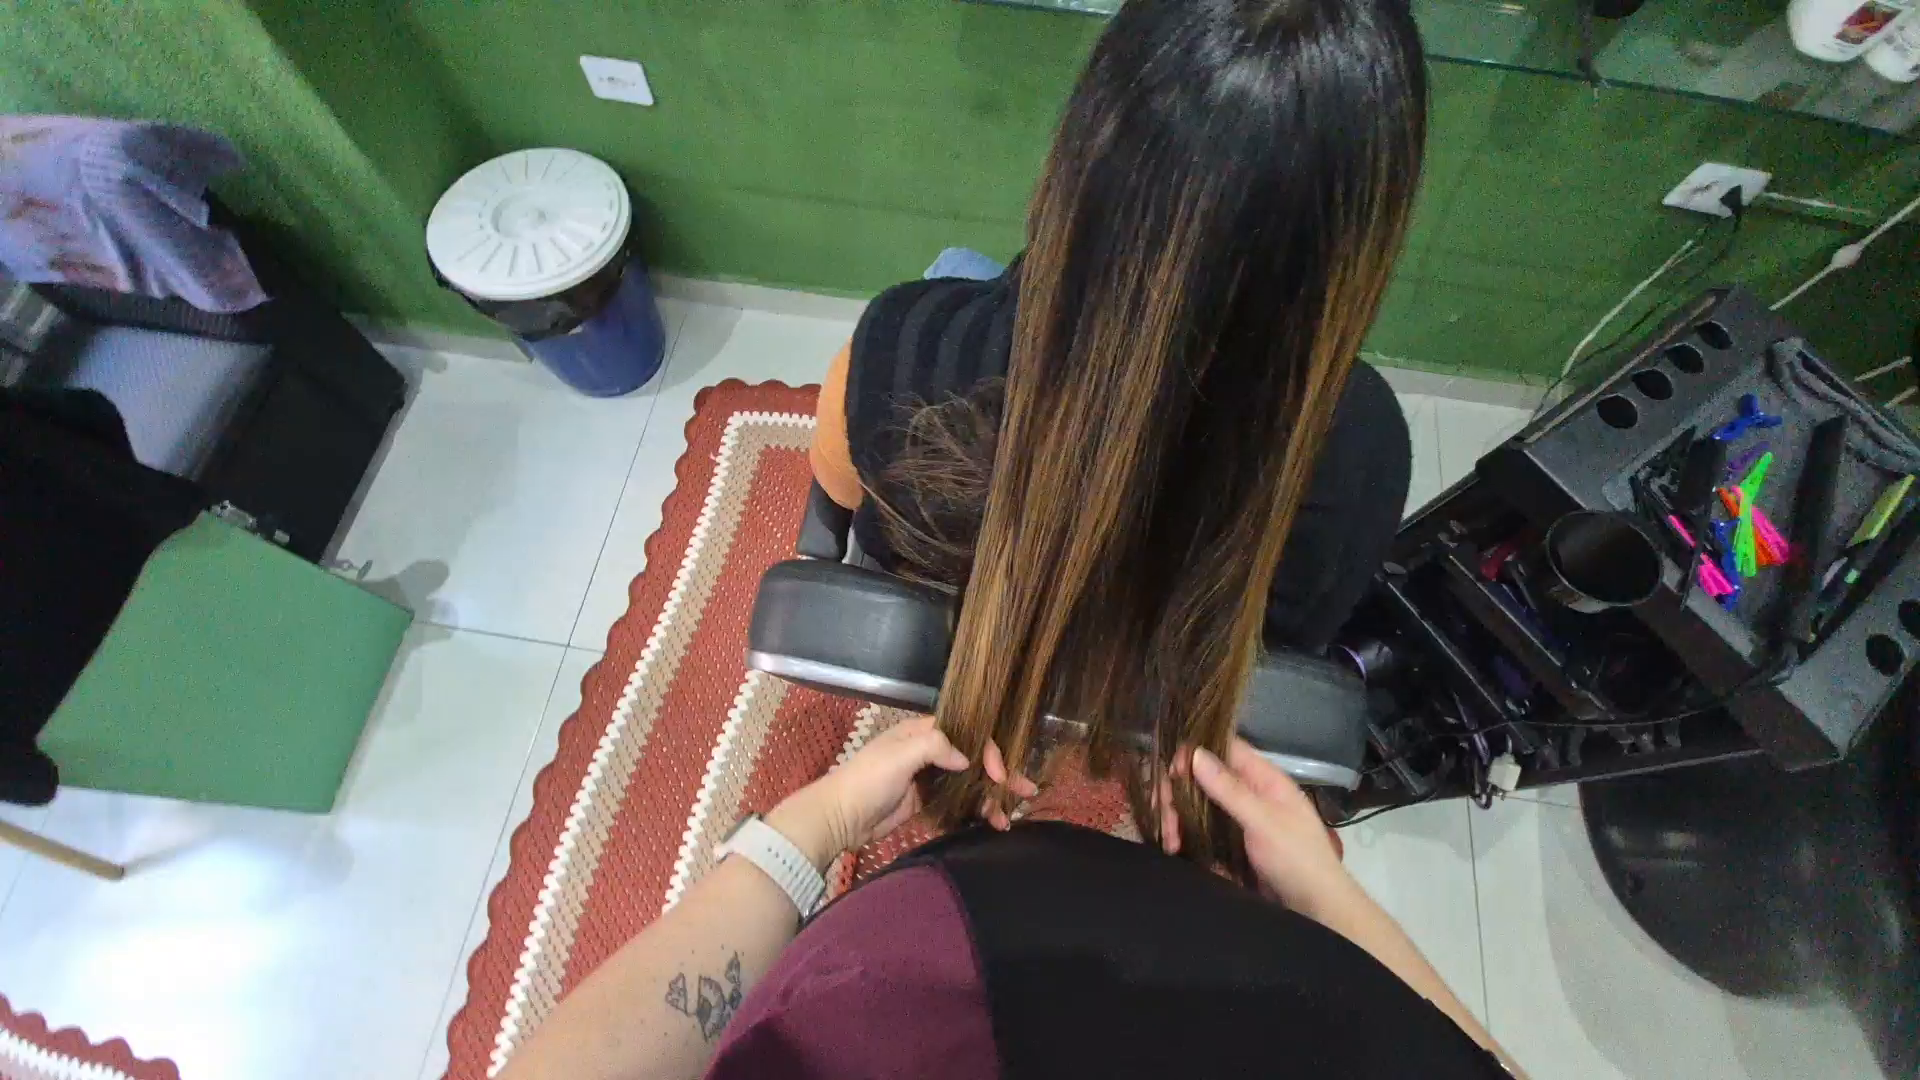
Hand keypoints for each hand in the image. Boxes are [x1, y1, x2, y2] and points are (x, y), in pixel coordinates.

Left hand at [767, 716, 1036, 868]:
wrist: (839, 818)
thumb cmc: (868, 779)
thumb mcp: (899, 754)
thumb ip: (935, 746)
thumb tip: (967, 759)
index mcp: (923, 732)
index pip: (968, 733)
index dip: (988, 750)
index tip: (997, 774)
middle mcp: (930, 752)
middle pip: (974, 759)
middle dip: (1001, 774)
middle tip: (1027, 792)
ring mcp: (929, 780)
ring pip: (970, 784)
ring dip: (991, 798)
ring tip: (1008, 819)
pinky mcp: (925, 804)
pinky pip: (958, 805)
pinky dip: (975, 812)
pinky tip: (990, 823)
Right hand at [1184, 738, 1358, 918]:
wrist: (1317, 911)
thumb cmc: (1298, 860)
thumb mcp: (1264, 822)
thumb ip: (1229, 789)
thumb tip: (1194, 752)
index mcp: (1261, 776)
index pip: (1220, 747)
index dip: (1191, 753)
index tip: (1171, 775)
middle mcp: (1246, 790)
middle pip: (1199, 775)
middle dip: (1176, 794)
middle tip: (1165, 822)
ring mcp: (1236, 815)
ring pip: (1194, 800)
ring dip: (1176, 816)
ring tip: (1169, 842)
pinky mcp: (1229, 838)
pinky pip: (1198, 824)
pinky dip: (1183, 832)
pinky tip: (1175, 847)